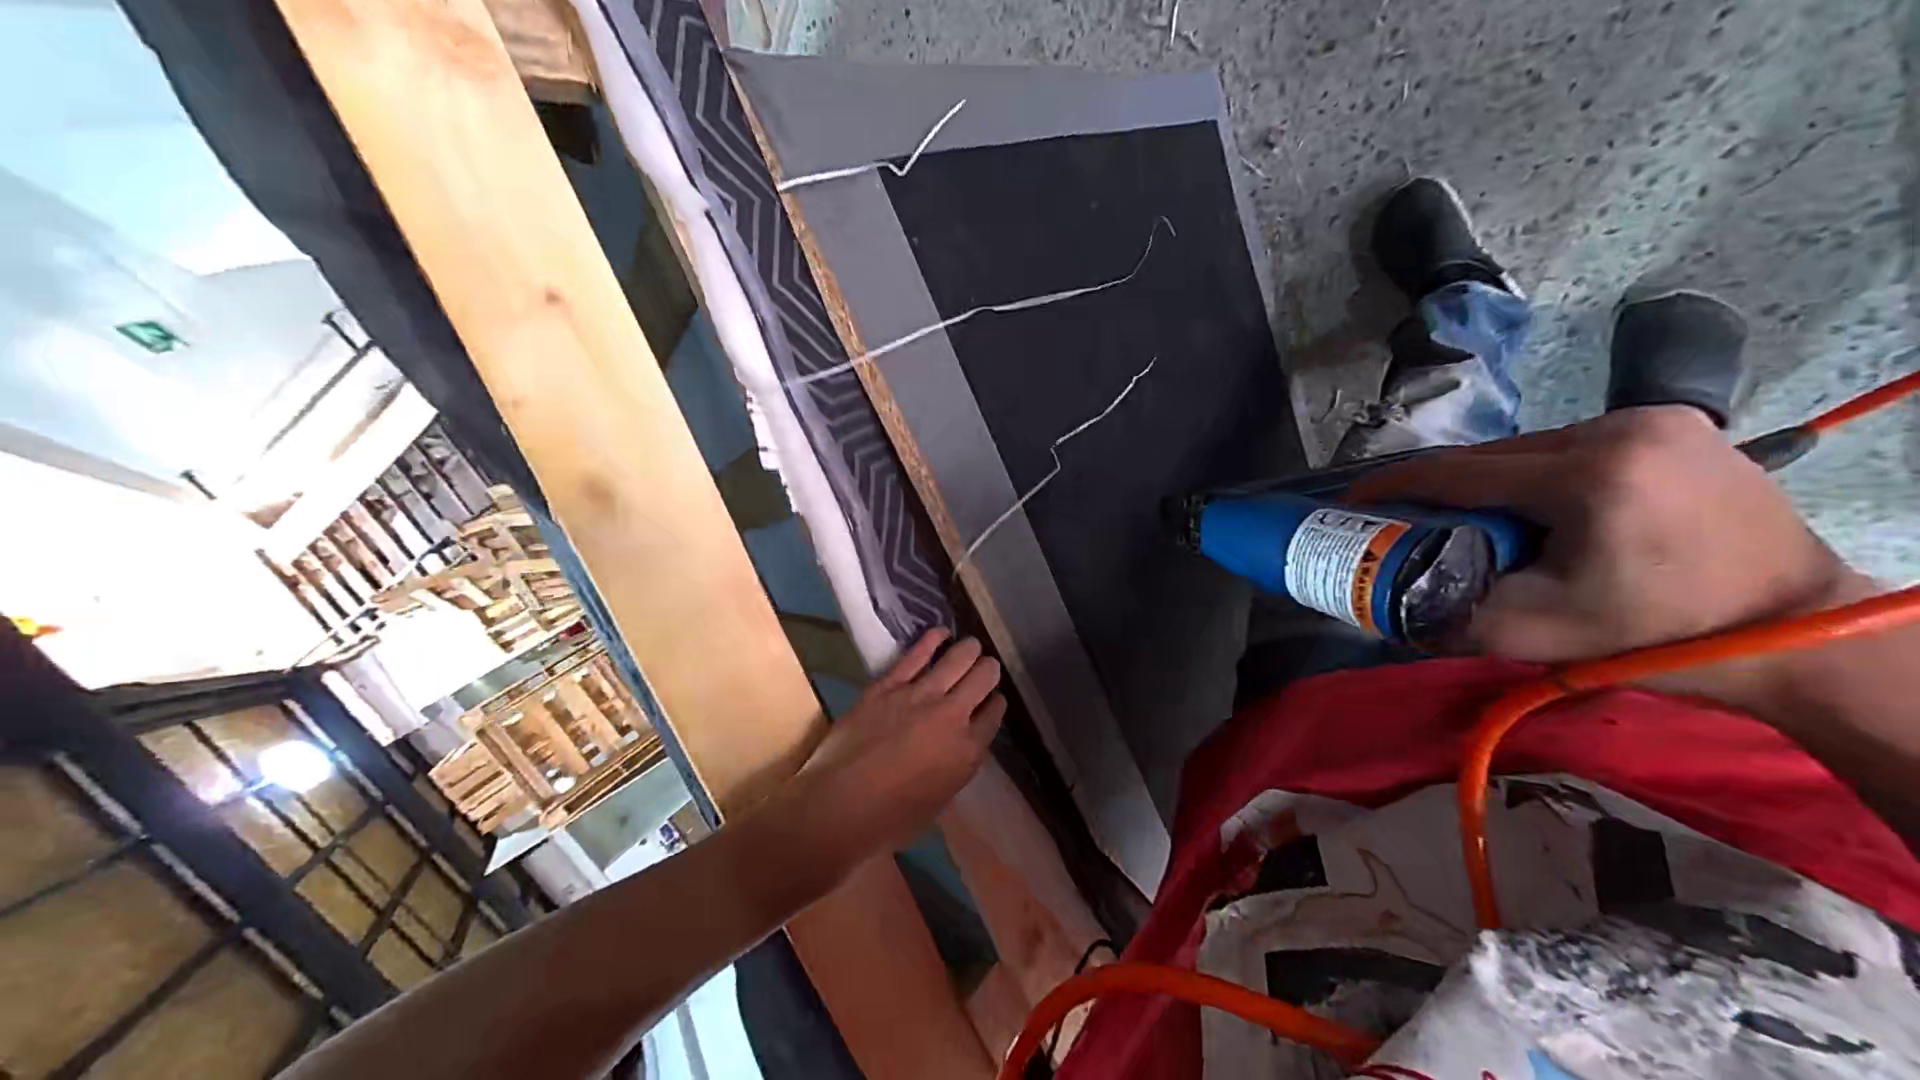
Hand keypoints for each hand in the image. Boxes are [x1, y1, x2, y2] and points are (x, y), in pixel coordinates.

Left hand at [784, 628, 1004, 867]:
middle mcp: (952, 716)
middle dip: (988, 670)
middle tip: (985, 668)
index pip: (994, 715)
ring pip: (958, 658)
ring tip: (971, 645)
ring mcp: (920, 695)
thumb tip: (957, 749)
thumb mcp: (938, 801)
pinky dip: (933, 639)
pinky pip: (917, 654)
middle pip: (983, 678)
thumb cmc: (889, 818)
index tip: (992, 701)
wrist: (839, 804)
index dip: (995, 703)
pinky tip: (941, 632)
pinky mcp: (889, 685)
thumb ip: (955, 768)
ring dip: (969, 649)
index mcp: (968, 752)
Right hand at [1348, 406, 1862, 662]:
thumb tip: (1380, 601)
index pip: (1458, 472)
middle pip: (1491, 455)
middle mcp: (1622, 428)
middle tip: (1402, 519)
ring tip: (1466, 518)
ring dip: (1486, 480)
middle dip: (1438, 486)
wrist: (1802, 636)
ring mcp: (1656, 420)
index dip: (1393, 486)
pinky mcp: (1677, 427)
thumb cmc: (1662, 639)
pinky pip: (1570, 445)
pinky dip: (1533, 473)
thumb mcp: (1534, 634)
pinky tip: (1530, 505)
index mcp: (1589, 476)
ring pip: (1528, 447)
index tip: (1350, 500)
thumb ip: (1444, 612)